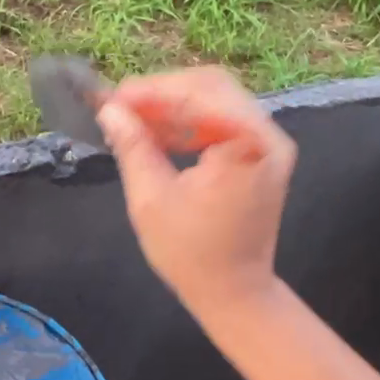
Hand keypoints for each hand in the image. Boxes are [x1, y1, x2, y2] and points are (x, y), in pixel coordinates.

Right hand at [97, 67, 295, 316]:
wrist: (235, 292)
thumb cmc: (190, 254)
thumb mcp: (150, 199)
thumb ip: (133, 147)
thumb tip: (110, 111)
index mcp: (245, 143)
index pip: (194, 94)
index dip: (148, 92)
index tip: (110, 99)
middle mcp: (267, 134)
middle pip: (210, 86)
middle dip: (161, 93)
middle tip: (120, 107)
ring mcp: (269, 143)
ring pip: (217, 100)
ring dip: (173, 106)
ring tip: (133, 121)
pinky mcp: (263, 154)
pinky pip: (224, 120)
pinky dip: (190, 122)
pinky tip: (160, 135)